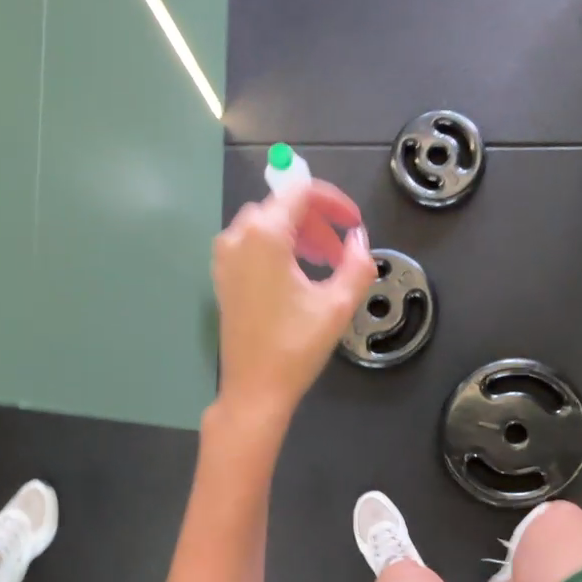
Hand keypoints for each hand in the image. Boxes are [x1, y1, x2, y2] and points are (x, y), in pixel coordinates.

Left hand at [211, 180, 375, 419]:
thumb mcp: (338, 305)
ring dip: (299, 234)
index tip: (354, 223)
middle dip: (317, 221)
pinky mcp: (222, 276)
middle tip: (341, 251)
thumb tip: (359, 239)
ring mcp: (225, 257)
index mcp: (264, 236)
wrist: (255, 389)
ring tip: (324, 264)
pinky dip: (278, 248)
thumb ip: (357, 264)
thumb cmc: (296, 347)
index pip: (300, 192)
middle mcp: (238, 237)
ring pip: (266, 225)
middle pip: (282, 206)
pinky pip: (252, 245)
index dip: (334, 201)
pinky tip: (297, 275)